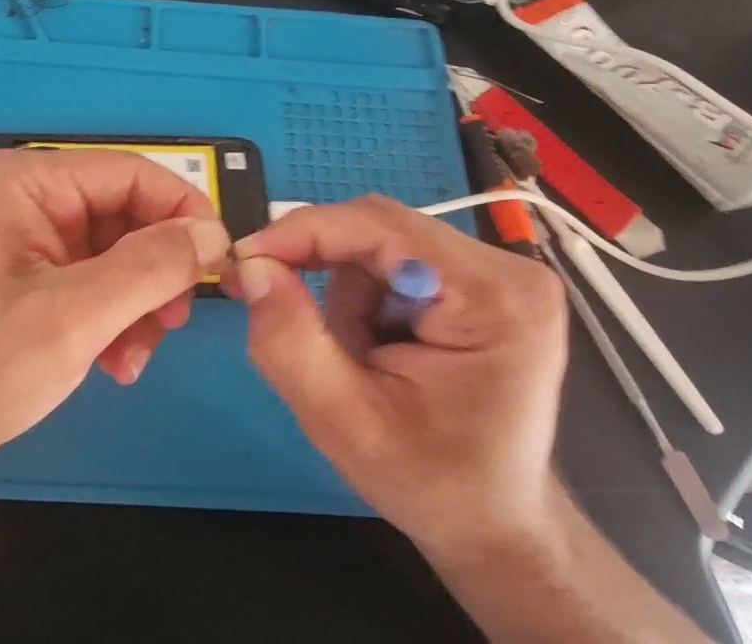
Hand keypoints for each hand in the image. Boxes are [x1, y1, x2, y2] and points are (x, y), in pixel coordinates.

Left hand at [0, 149, 230, 491]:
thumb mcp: (74, 317)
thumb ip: (151, 268)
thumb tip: (216, 234)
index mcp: (26, 182)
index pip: (132, 174)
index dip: (184, 216)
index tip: (220, 269)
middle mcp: (26, 198)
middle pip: (126, 216)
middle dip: (156, 273)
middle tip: (173, 326)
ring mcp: (23, 240)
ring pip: (116, 255)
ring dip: (138, 306)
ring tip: (134, 359)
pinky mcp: (25, 280)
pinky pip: (92, 284)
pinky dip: (113, 320)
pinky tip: (114, 365)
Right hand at [228, 195, 568, 556]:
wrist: (493, 522)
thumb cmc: (431, 483)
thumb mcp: (344, 423)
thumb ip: (291, 343)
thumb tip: (251, 267)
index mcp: (496, 299)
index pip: (383, 228)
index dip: (305, 232)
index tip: (244, 257)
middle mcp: (507, 269)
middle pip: (381, 229)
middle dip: (323, 270)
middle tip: (276, 309)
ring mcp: (498, 273)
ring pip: (381, 245)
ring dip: (346, 294)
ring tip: (356, 361)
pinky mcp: (481, 283)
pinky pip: (395, 261)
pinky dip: (364, 299)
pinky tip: (376, 349)